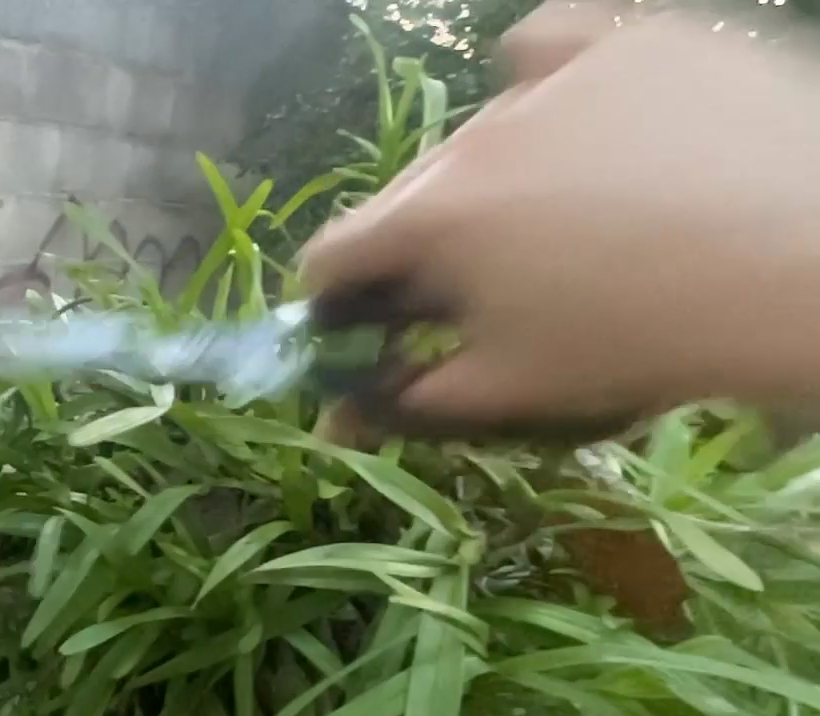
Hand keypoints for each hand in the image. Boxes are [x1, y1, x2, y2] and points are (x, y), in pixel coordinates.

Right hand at [302, 2, 819, 439]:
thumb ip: (396, 402)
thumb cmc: (637, 340)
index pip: (327, 255)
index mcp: (425, 224)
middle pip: (395, 199)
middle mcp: (468, 141)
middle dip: (407, 245)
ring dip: (472, 182)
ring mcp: (554, 83)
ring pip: (465, 137)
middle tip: (462, 281)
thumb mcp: (498, 387)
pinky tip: (554, 110)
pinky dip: (536, 77)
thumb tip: (330, 425)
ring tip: (538, 213)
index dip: (332, 294)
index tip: (363, 316)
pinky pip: (550, 42)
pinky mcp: (635, 43)